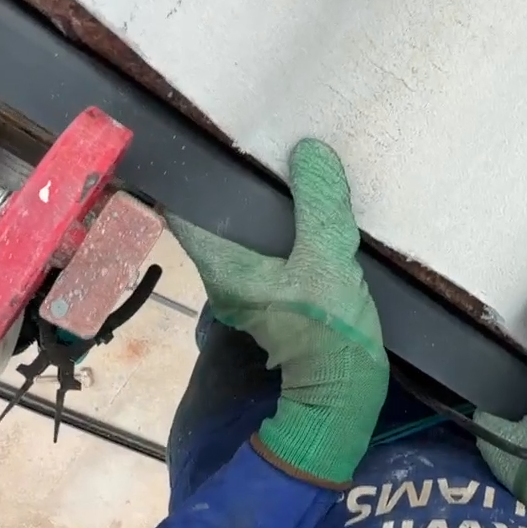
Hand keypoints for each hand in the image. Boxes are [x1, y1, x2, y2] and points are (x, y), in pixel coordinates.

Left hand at [167, 140, 387, 484]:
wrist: (344, 393)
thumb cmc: (326, 332)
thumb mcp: (327, 261)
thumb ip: (319, 206)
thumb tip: (310, 151)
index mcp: (221, 263)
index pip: (182, 206)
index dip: (187, 170)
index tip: (203, 134)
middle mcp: (224, 274)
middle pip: (216, 214)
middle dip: (233, 177)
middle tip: (257, 137)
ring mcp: (249, 287)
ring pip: (244, 230)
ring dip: (260, 201)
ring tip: (285, 161)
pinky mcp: (275, 294)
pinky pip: (268, 246)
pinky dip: (281, 224)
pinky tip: (307, 205)